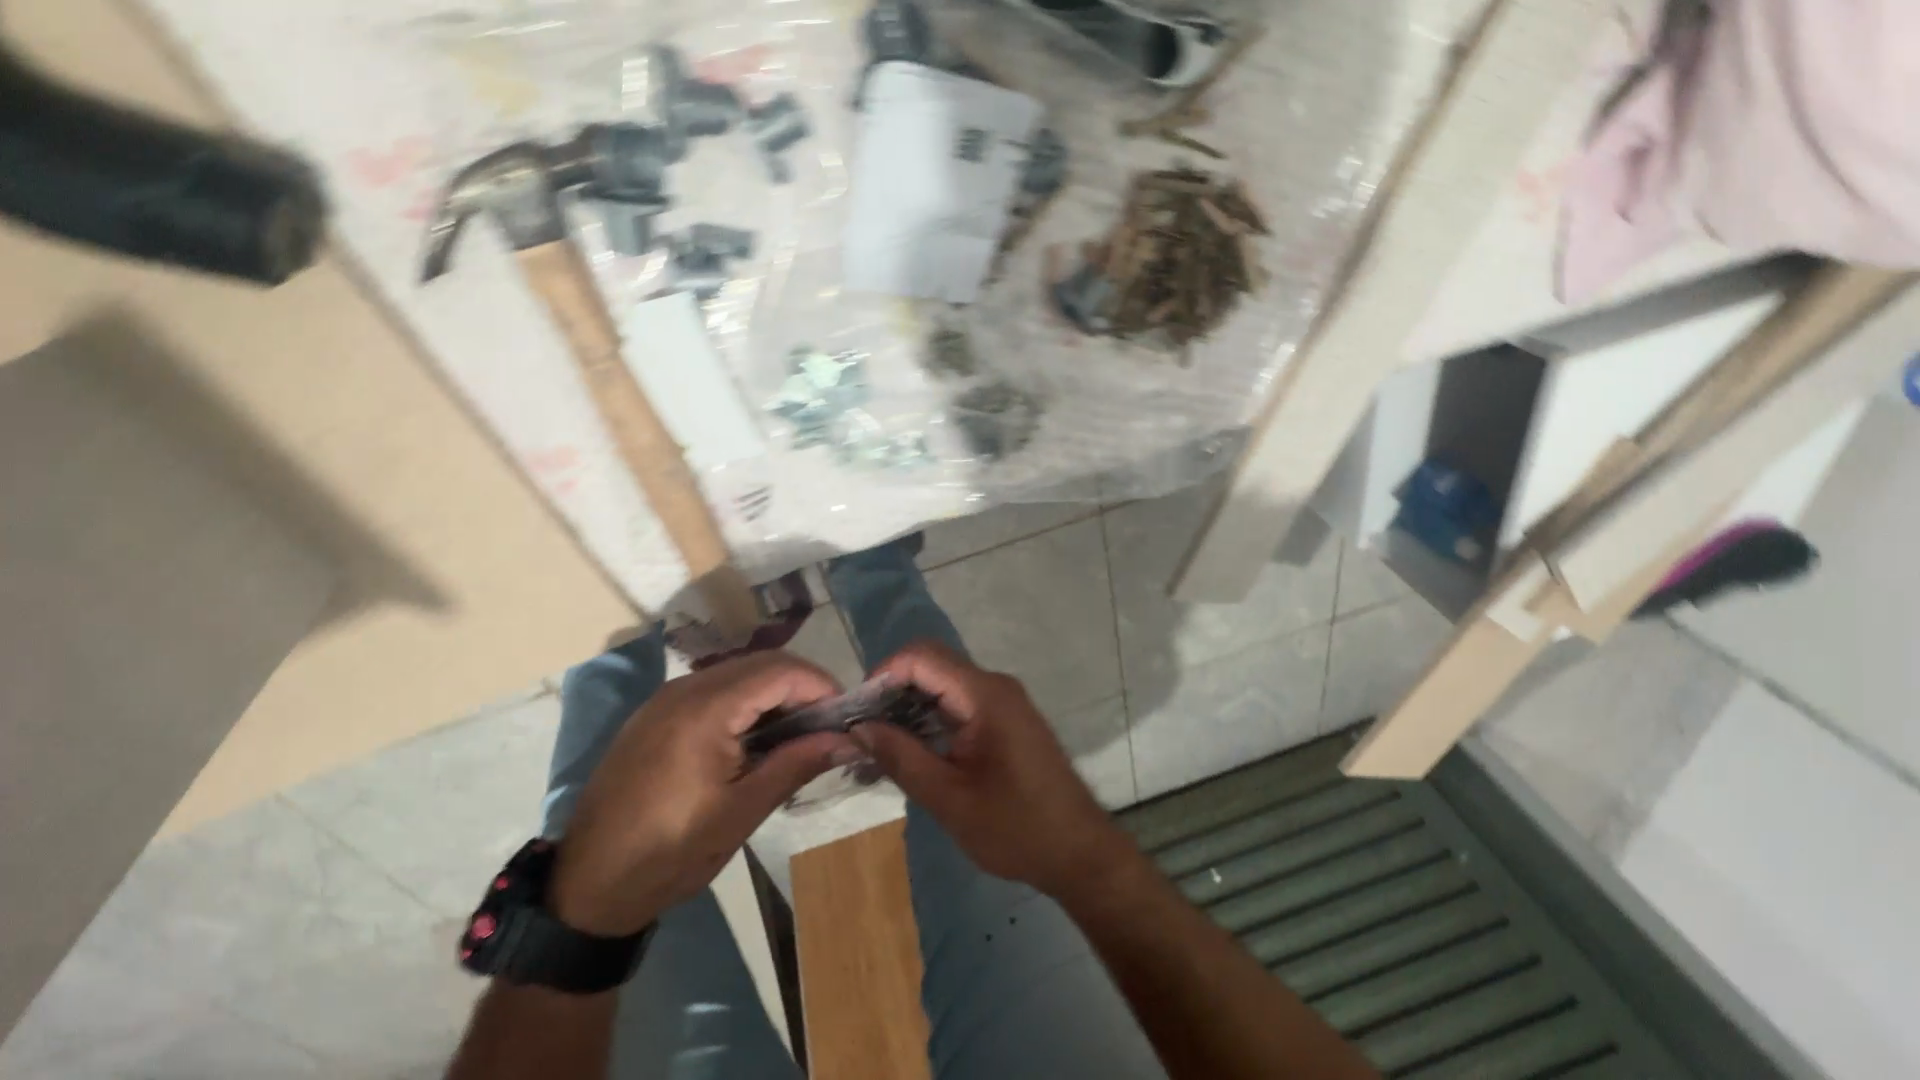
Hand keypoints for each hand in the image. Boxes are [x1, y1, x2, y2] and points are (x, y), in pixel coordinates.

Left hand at [549, 652, 856, 935]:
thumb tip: (847, 740)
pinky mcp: (653, 716)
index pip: (779, 670)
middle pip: (758, 664)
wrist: (588, 883)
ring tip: (799, 733)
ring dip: (772, 693)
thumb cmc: (671, 852)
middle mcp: (682, 690)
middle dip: (801, 686)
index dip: (820, 685)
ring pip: (734, 674)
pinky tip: (755, 738)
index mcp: (705, 709)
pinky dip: (742, 702)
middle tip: (829, 726)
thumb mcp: (742, 812)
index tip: (847, 715)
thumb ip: (796, 765)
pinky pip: (710, 690)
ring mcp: (663, 700)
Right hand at [855, 642, 1137, 901]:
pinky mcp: (1005, 722)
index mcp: (985, 696)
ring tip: (876, 745)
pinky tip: (909, 751)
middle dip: (890, 691)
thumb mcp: (948, 798)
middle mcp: (995, 687)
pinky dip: (929, 720)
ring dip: (907, 708)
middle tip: (860, 732)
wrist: (1079, 853)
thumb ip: (901, 756)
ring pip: (943, 686)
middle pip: (931, 666)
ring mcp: (1004, 703)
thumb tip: (859, 727)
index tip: (854, 712)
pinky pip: (958, 705)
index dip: (882, 675)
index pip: (921, 657)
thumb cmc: (1016, 829)